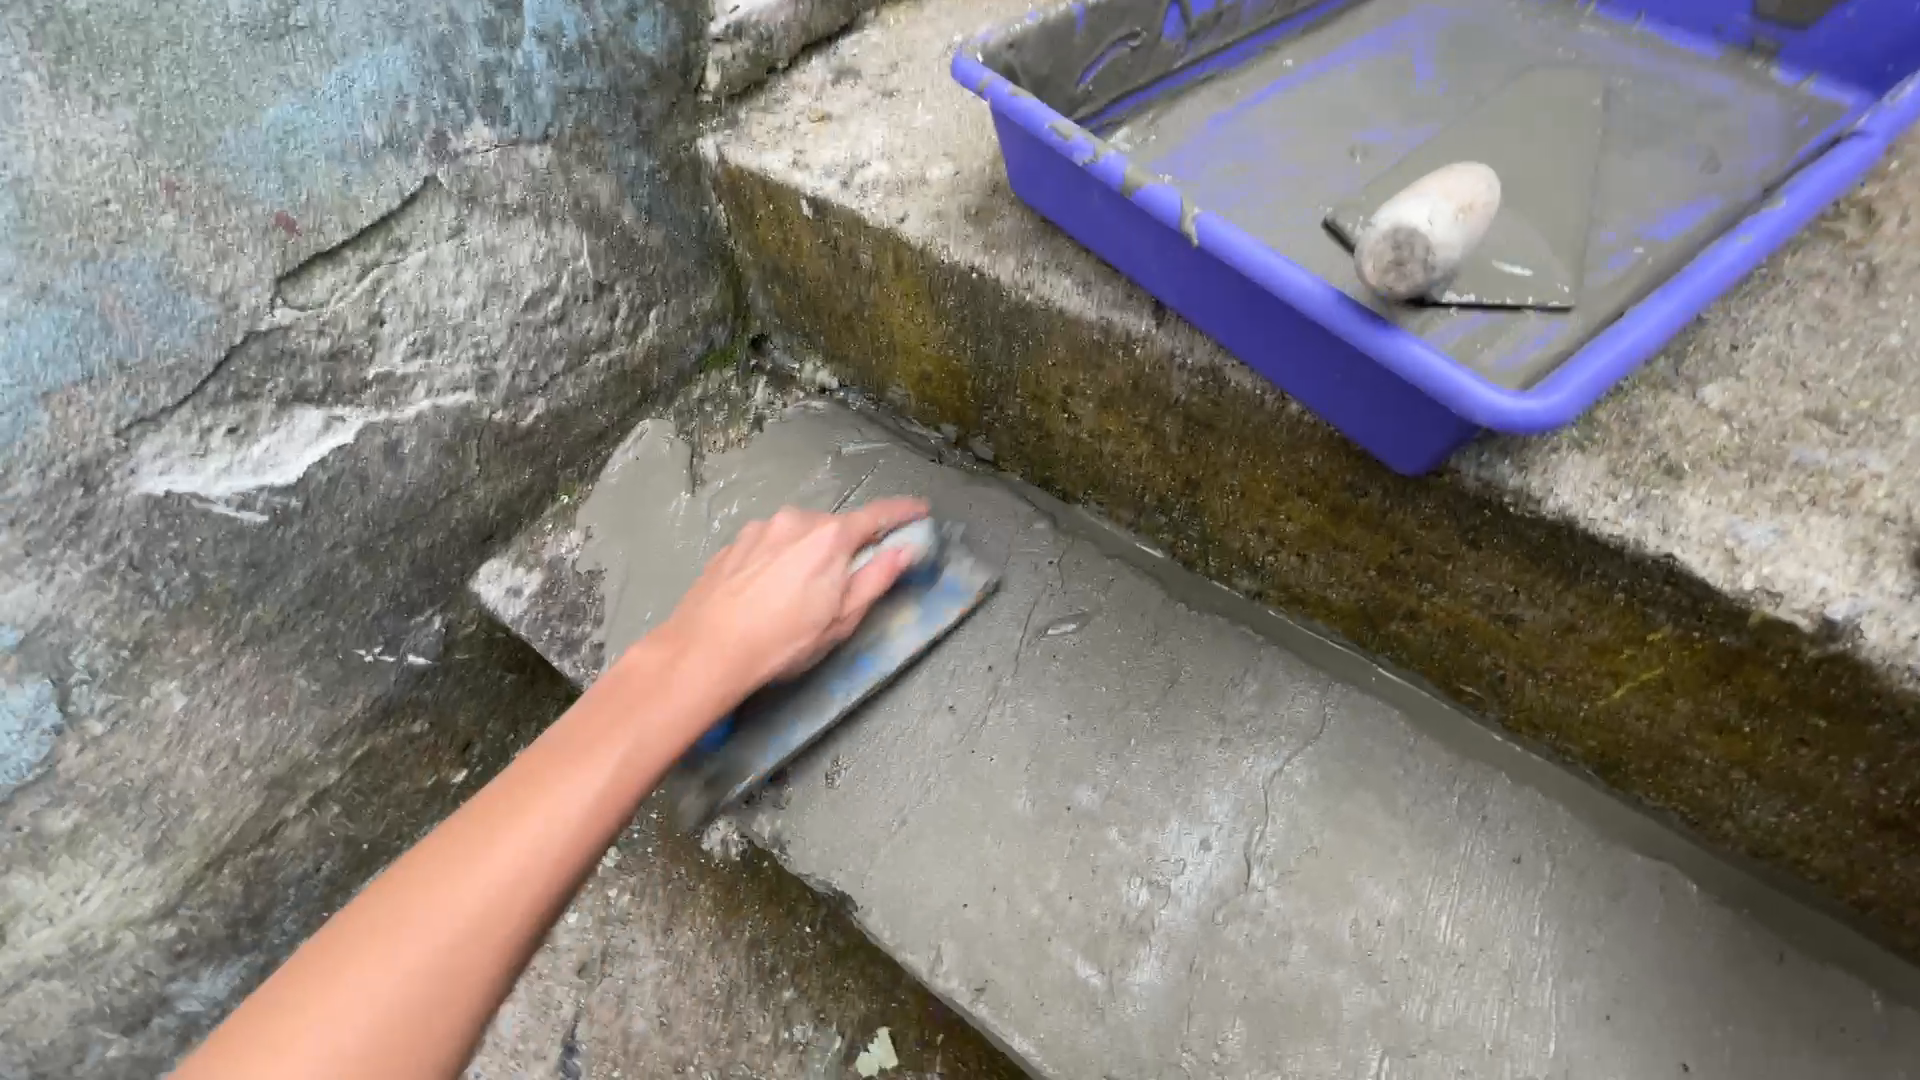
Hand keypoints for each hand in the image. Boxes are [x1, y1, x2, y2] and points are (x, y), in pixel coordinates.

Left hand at [654, 497, 930, 699]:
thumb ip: (877, 578)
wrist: (706, 651)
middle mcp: (795, 521)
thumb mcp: (842, 619)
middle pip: (836, 528)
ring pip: (800, 535)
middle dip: (847, 548)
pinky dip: (780, 561)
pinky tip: (769, 593)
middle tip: (845, 584)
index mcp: (830, 538)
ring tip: (798, 597)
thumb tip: (904, 550)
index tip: (920, 511)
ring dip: (809, 555)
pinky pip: (771, 545)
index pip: (877, 515)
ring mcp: (760, 529)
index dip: (903, 513)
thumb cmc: (782, 642)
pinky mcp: (734, 543)